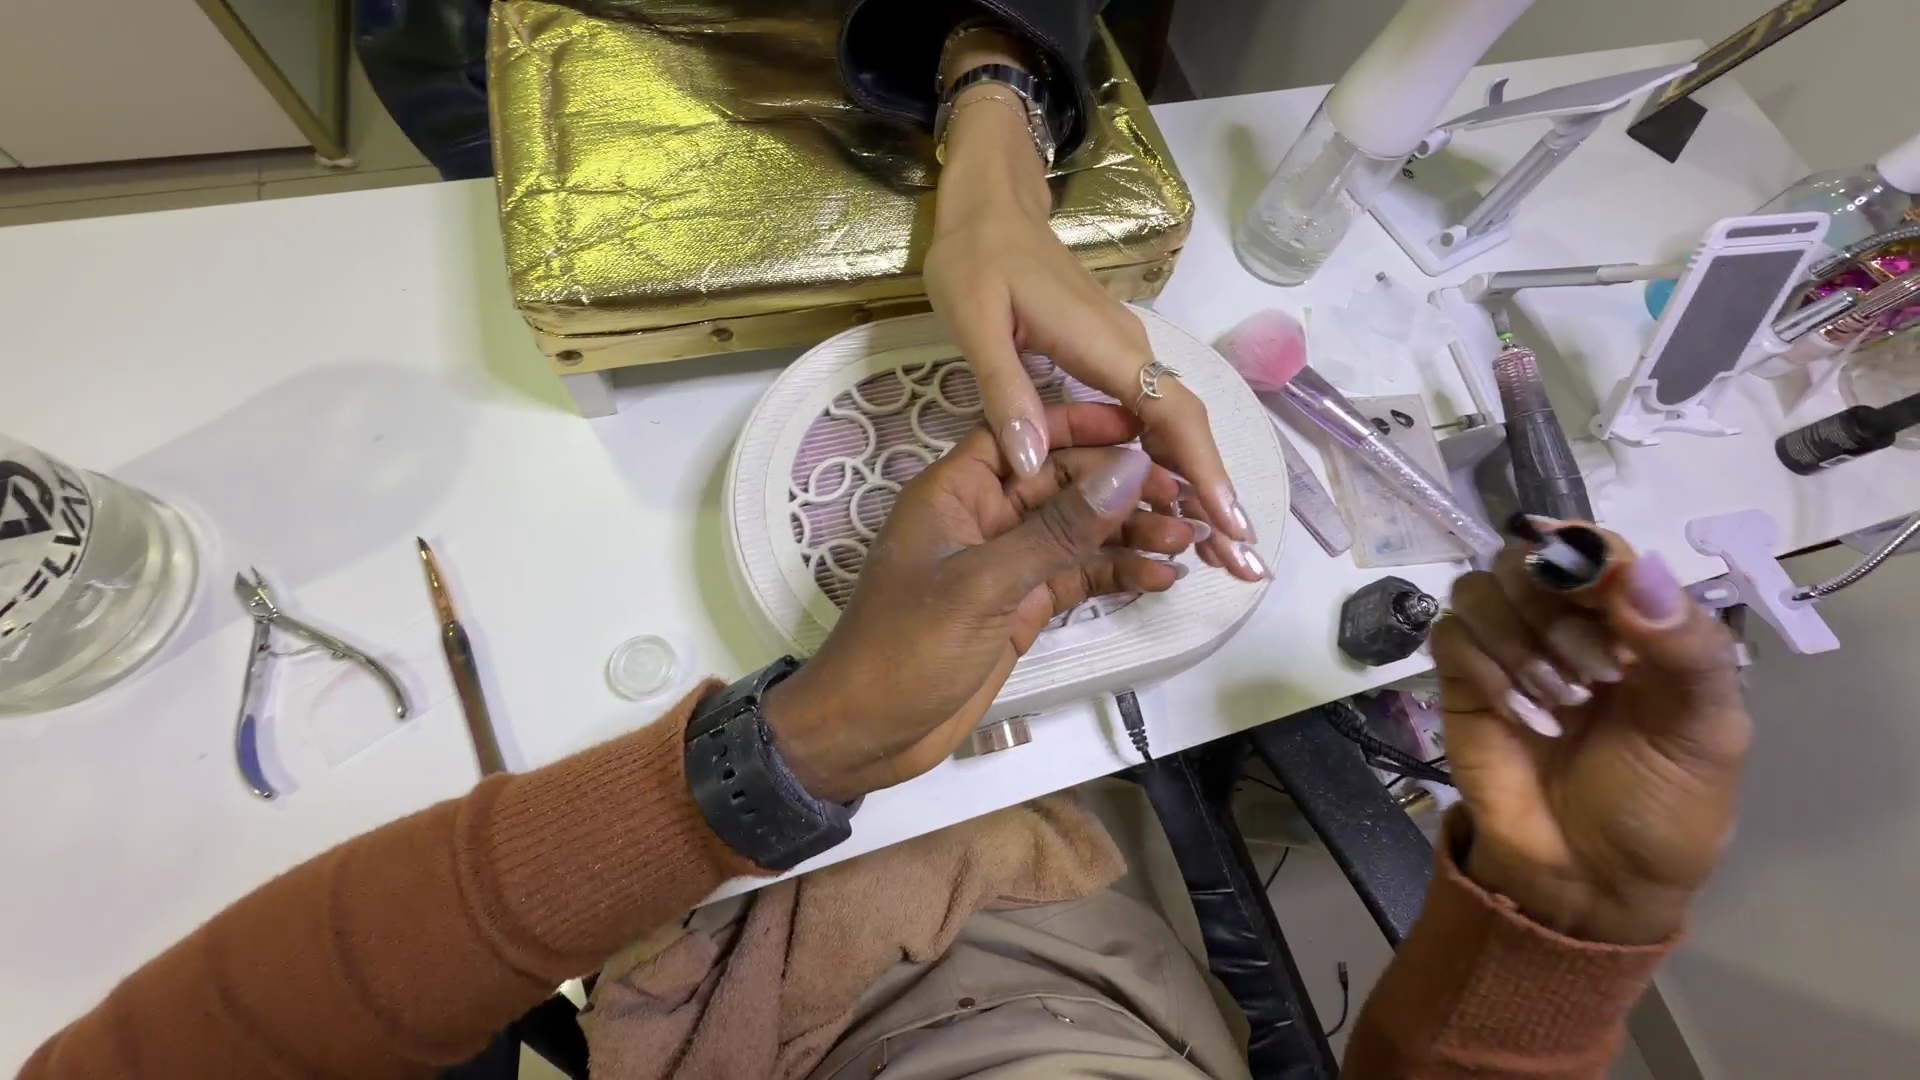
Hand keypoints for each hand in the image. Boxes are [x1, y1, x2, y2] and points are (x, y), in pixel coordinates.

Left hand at [764, 403, 1202, 801]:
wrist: (868, 733)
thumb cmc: (907, 648)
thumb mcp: (985, 584)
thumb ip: (1058, 530)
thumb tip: (1129, 469)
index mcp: (956, 491)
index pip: (1023, 434)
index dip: (1081, 424)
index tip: (1143, 425)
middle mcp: (984, 517)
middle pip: (1062, 484)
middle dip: (1120, 488)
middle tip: (1185, 498)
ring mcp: (1005, 563)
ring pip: (1076, 533)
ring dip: (1128, 534)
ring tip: (1186, 540)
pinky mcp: (1021, 605)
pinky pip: (1075, 577)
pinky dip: (1114, 575)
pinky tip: (1159, 577)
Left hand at [922, 32, 1264, 581]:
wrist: (990, 206)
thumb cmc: (977, 260)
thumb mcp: (975, 323)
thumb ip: (1006, 391)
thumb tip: (1036, 462)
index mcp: (1102, 346)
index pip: (1170, 413)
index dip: (1201, 470)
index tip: (1230, 525)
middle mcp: (1128, 353)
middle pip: (1186, 428)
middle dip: (1216, 495)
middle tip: (1242, 564)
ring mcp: (1123, 357)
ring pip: (1172, 427)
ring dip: (1197, 485)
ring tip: (1217, 550)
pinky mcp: (1110, 363)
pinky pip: (1148, 419)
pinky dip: (1165, 462)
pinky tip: (1165, 500)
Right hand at [1432, 530, 1749, 944]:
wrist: (1586, 873)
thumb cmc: (1659, 805)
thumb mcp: (1705, 731)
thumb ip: (1685, 648)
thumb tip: (1632, 568)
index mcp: (1631, 623)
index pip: (1595, 549)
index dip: (1582, 550)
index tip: (1582, 580)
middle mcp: (1561, 624)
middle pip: (1523, 560)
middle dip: (1553, 613)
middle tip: (1595, 676)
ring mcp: (1503, 649)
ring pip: (1477, 590)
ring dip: (1517, 642)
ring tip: (1560, 703)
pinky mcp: (1458, 678)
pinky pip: (1448, 636)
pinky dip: (1485, 671)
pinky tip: (1524, 717)